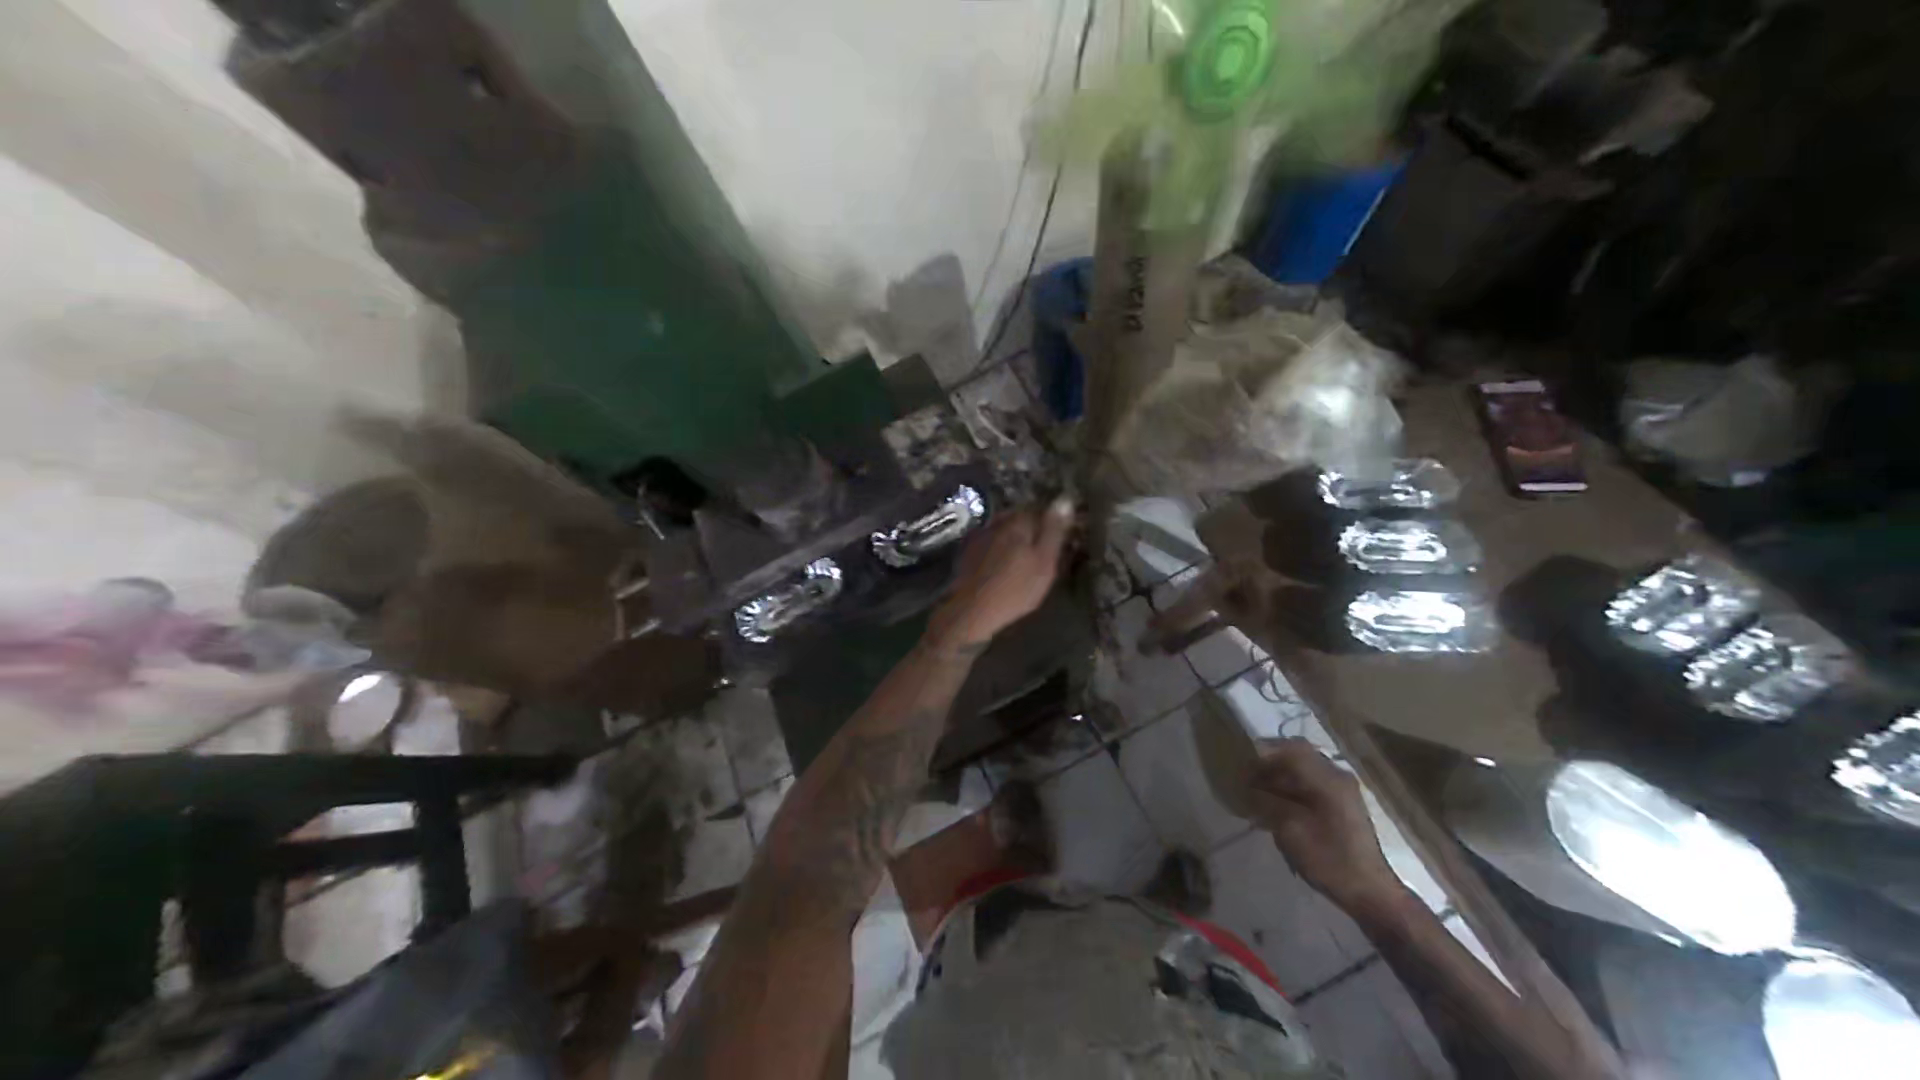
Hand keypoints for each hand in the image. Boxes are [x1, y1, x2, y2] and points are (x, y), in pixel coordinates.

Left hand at [925, 497, 1074, 651]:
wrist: (972, 611)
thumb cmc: (1015, 588)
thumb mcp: (1044, 561)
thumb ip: (1054, 530)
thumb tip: (1065, 499)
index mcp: (1018, 521)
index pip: (1041, 510)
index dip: (1054, 522)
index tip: (1063, 537)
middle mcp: (997, 522)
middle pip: (1022, 519)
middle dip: (1035, 530)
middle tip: (1047, 551)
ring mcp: (980, 536)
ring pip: (1006, 531)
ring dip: (1017, 540)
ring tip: (1028, 559)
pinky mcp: (969, 552)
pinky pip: (993, 544)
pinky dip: (1002, 550)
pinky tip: (1006, 566)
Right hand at [1247, 738, 1408, 915]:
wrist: (1369, 892)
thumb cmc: (1329, 858)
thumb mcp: (1290, 828)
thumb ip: (1267, 801)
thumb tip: (1247, 787)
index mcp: (1328, 779)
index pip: (1291, 749)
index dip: (1263, 752)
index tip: (1241, 765)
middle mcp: (1338, 777)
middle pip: (1299, 755)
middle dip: (1270, 763)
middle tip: (1247, 778)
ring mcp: (1343, 791)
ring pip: (1304, 770)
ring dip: (1280, 777)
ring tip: (1258, 793)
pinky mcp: (1343, 805)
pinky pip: (1311, 784)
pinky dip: (1291, 788)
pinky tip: (1276, 806)